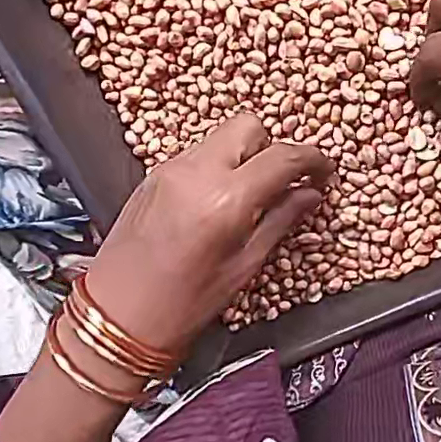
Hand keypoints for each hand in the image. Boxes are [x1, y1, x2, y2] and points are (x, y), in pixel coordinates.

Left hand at [85, 113, 333, 352]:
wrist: (115, 315)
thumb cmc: (183, 304)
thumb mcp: (244, 266)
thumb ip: (280, 220)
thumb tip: (310, 194)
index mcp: (225, 199)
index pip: (281, 156)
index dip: (311, 158)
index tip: (324, 170)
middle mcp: (196, 172)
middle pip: (249, 126)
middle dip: (272, 146)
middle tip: (282, 181)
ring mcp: (170, 168)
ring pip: (222, 137)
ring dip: (245, 155)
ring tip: (251, 194)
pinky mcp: (153, 174)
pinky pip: (199, 153)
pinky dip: (219, 164)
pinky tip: (220, 198)